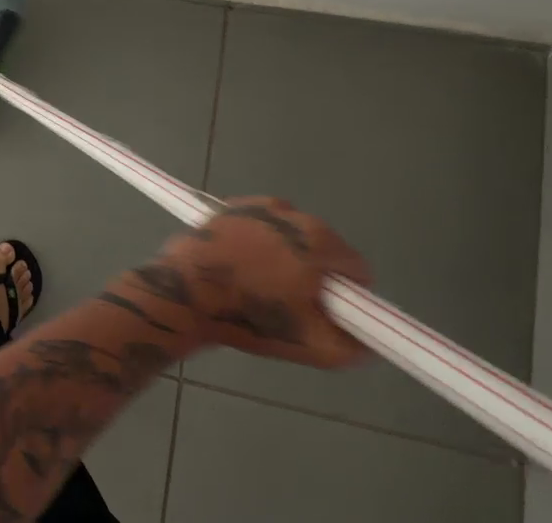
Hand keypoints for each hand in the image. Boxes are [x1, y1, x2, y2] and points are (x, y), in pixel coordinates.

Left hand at [152, 196, 372, 368]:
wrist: (183, 293)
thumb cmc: (251, 315)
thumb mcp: (317, 346)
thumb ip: (356, 346)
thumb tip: (368, 340)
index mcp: (318, 237)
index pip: (355, 269)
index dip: (350, 296)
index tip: (330, 313)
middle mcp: (288, 211)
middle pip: (321, 250)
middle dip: (315, 275)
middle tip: (293, 303)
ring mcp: (252, 206)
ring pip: (288, 238)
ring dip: (285, 258)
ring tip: (263, 287)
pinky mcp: (224, 209)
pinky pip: (257, 231)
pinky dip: (256, 246)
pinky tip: (241, 270)